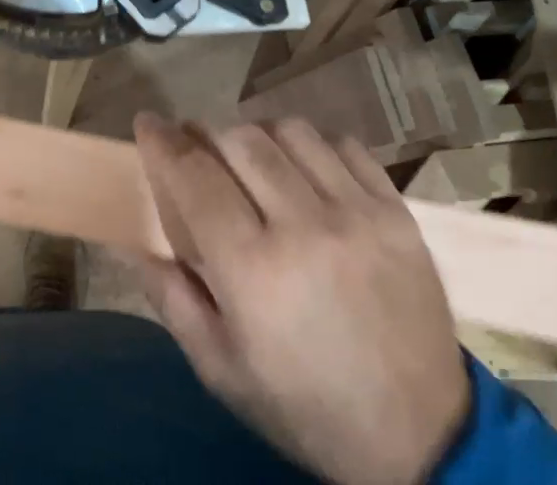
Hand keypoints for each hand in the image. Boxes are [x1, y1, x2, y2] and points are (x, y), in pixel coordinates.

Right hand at [134, 114, 468, 484]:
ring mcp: (358, 215)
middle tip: (196, 150)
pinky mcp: (398, 214)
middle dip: (206, 136)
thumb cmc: (304, 406)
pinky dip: (311, 147)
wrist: (420, 434)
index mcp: (251, 270)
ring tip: (250, 162)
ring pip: (291, 133)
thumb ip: (171, 299)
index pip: (195, 176)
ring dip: (257, 137)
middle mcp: (304, 227)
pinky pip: (344, 147)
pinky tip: (303, 172)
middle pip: (239, 140)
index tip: (147, 123)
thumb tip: (136, 244)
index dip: (163, 142)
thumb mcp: (220, 369)